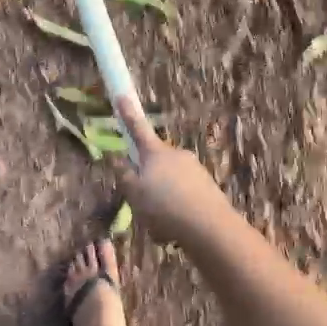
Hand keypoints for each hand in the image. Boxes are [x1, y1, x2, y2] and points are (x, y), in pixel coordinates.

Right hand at [116, 96, 233, 242]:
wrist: (209, 226)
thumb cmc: (164, 207)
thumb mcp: (133, 193)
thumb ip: (123, 174)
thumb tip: (117, 156)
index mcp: (156, 152)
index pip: (137, 128)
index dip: (127, 113)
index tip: (121, 95)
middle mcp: (177, 155)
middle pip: (155, 163)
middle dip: (148, 181)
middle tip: (143, 206)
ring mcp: (194, 169)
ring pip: (170, 183)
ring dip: (162, 201)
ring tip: (161, 226)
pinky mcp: (207, 186)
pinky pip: (184, 196)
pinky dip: (177, 210)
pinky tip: (176, 230)